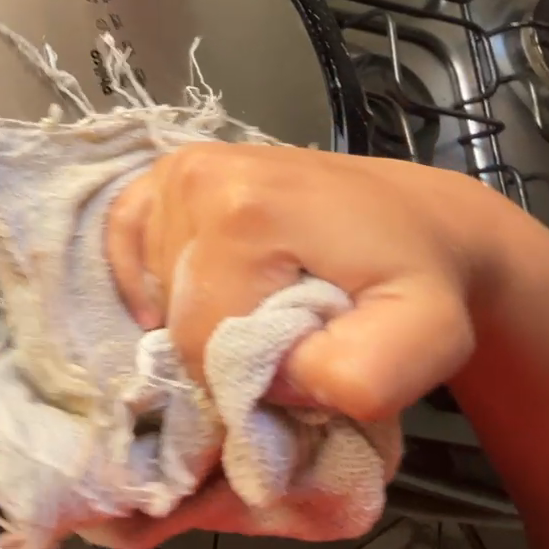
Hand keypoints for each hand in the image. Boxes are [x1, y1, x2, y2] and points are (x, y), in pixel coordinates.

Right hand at [104, 144, 531, 420]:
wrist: (414, 212)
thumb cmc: (420, 276)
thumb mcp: (427, 337)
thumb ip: (363, 374)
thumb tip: (273, 379)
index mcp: (244, 213)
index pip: (202, 335)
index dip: (250, 372)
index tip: (303, 360)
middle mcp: (194, 178)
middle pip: (176, 306)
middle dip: (224, 340)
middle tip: (284, 332)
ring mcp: (175, 169)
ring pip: (153, 279)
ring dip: (196, 307)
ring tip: (253, 301)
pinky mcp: (164, 171)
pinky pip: (121, 231)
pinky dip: (136, 269)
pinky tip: (162, 294)